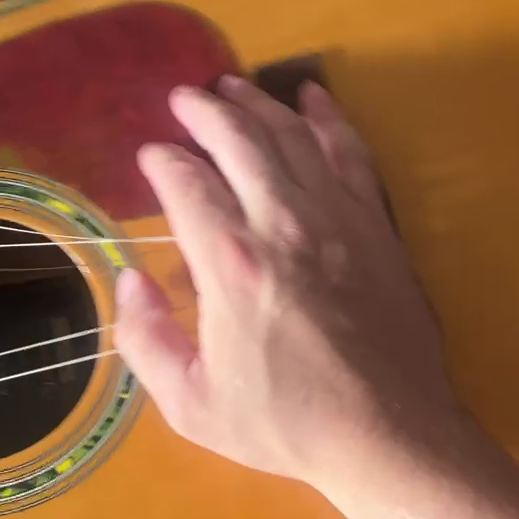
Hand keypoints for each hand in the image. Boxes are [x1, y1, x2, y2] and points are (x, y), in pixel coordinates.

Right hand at [115, 77, 469, 491]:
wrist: (389, 431)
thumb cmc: (287, 423)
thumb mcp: (192, 405)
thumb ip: (146, 339)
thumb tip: (129, 277)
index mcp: (230, 264)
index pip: (186, 184)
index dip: (163, 161)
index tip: (152, 156)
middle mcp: (282, 223)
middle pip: (238, 141)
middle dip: (204, 111)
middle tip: (185, 98)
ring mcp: (337, 216)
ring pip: (292, 135)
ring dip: (257, 104)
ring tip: (232, 87)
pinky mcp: (376, 222)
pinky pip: (349, 152)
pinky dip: (329, 117)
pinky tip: (312, 96)